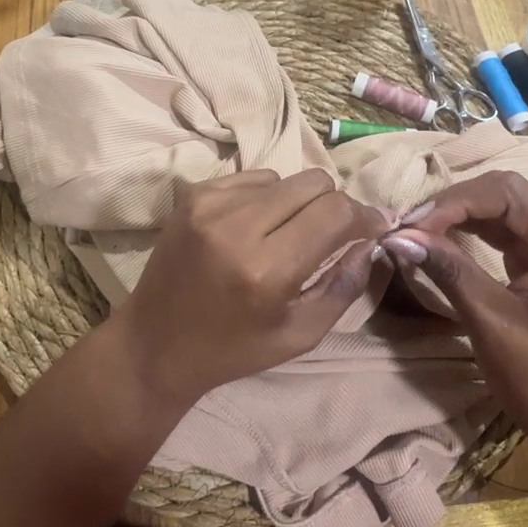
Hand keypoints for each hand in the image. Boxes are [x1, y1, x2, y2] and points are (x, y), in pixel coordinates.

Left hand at [115, 169, 389, 403]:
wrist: (153, 343)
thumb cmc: (232, 350)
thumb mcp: (300, 335)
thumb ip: (344, 286)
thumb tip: (370, 241)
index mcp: (267, 270)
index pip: (335, 213)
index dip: (364, 216)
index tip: (373, 228)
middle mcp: (237, 227)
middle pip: (314, 183)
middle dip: (334, 205)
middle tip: (334, 232)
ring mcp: (209, 205)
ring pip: (284, 176)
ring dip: (297, 201)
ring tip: (286, 234)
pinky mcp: (192, 194)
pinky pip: (252, 177)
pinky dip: (265, 198)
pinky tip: (255, 228)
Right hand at [381, 172, 527, 468]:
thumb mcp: (491, 324)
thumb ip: (448, 270)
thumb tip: (397, 236)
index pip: (508, 194)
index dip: (454, 201)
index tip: (411, 225)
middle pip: (509, 195)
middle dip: (455, 204)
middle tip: (410, 226)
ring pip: (509, 209)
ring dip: (462, 215)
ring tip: (419, 231)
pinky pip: (513, 232)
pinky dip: (477, 231)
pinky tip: (444, 238)